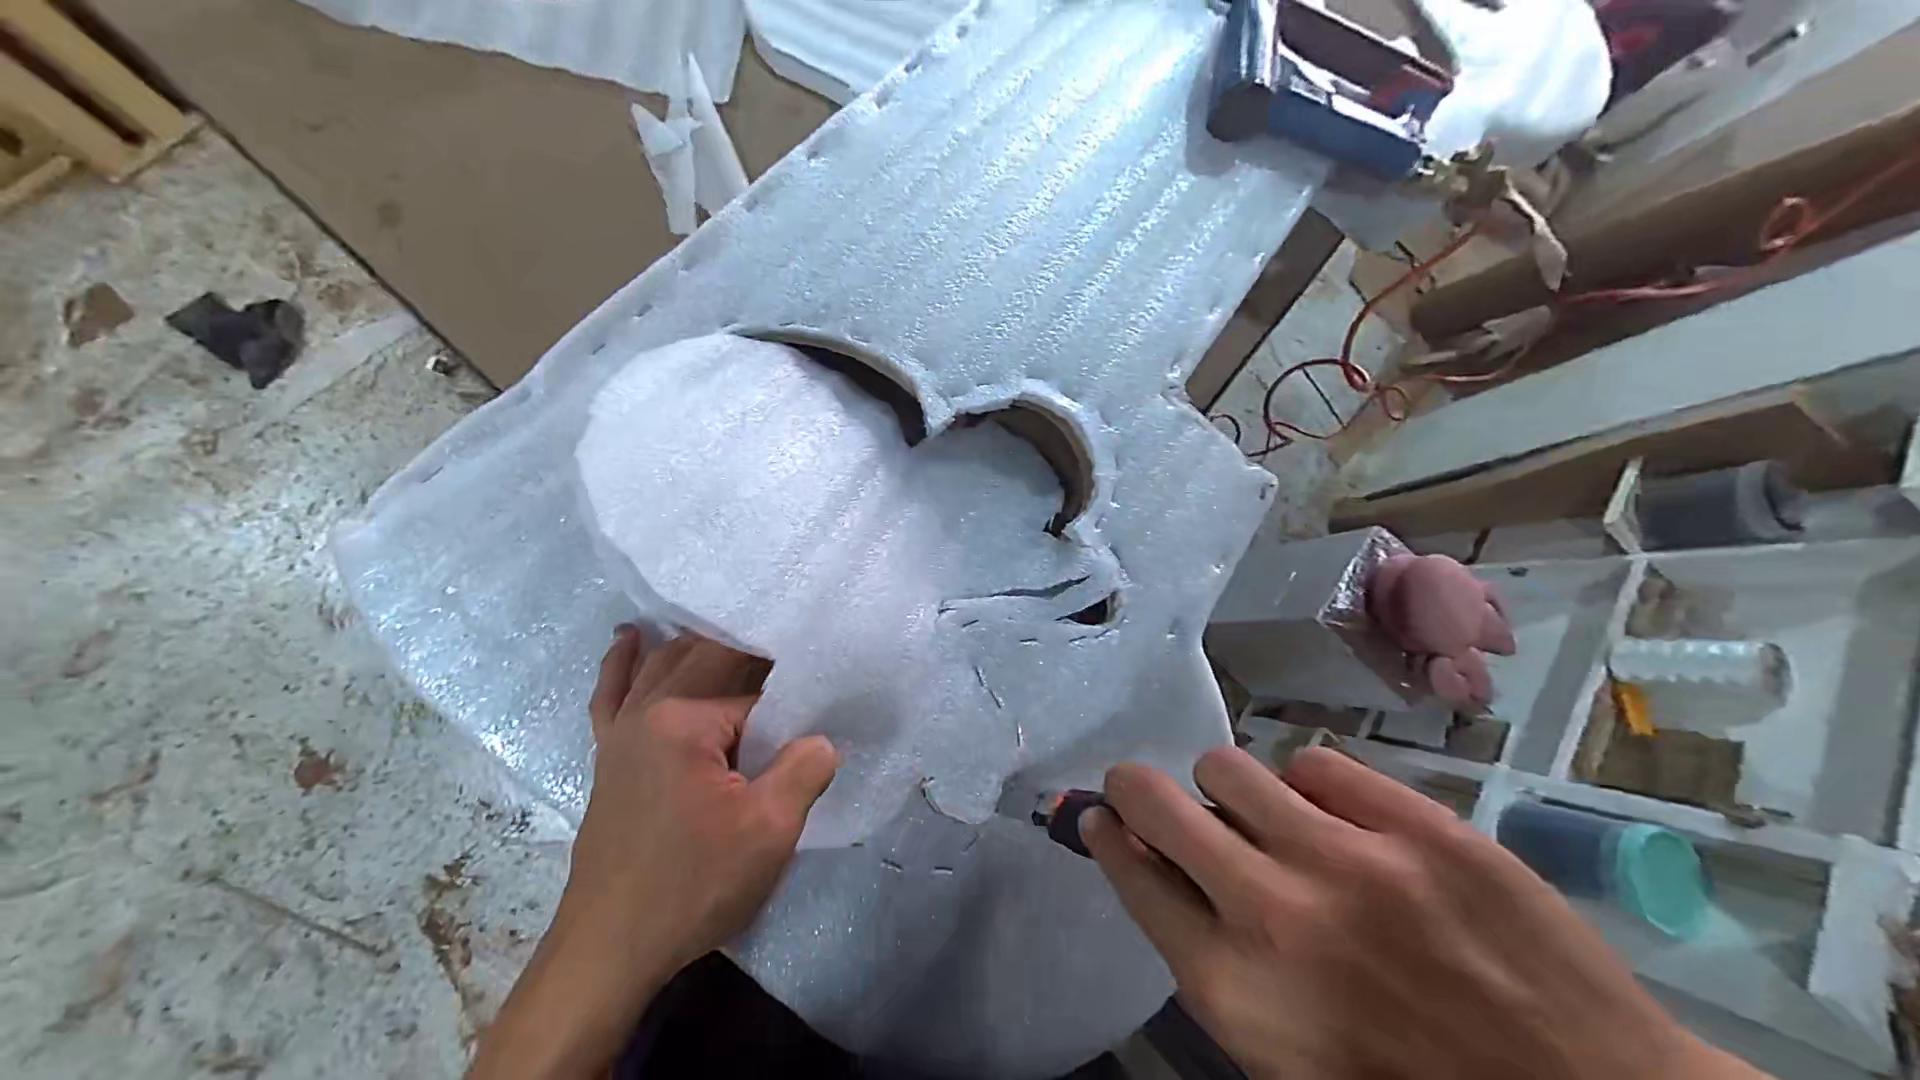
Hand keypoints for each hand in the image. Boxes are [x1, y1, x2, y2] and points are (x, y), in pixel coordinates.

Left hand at [469, 627, 837, 1079]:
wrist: (610, 948)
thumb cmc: (692, 886)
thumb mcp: (769, 830)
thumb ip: (805, 767)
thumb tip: (821, 738)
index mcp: (683, 719)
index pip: (752, 689)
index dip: (790, 692)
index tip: (821, 687)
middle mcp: (646, 711)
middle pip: (705, 660)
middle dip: (750, 652)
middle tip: (791, 647)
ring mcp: (620, 731)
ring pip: (662, 665)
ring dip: (698, 644)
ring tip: (737, 627)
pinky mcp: (608, 754)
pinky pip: (612, 693)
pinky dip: (622, 662)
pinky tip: (630, 638)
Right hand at [1082, 746, 1769, 1079]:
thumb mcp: (1278, 1048)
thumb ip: (1205, 951)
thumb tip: (1148, 856)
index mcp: (1236, 989)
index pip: (1129, 872)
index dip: (1104, 834)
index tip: (1099, 816)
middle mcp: (1277, 915)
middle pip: (1152, 800)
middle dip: (1133, 788)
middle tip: (1145, 791)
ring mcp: (1353, 861)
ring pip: (1229, 766)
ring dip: (1228, 790)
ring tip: (1263, 816)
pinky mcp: (1424, 827)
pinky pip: (1318, 764)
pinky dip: (1312, 789)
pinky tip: (1343, 823)